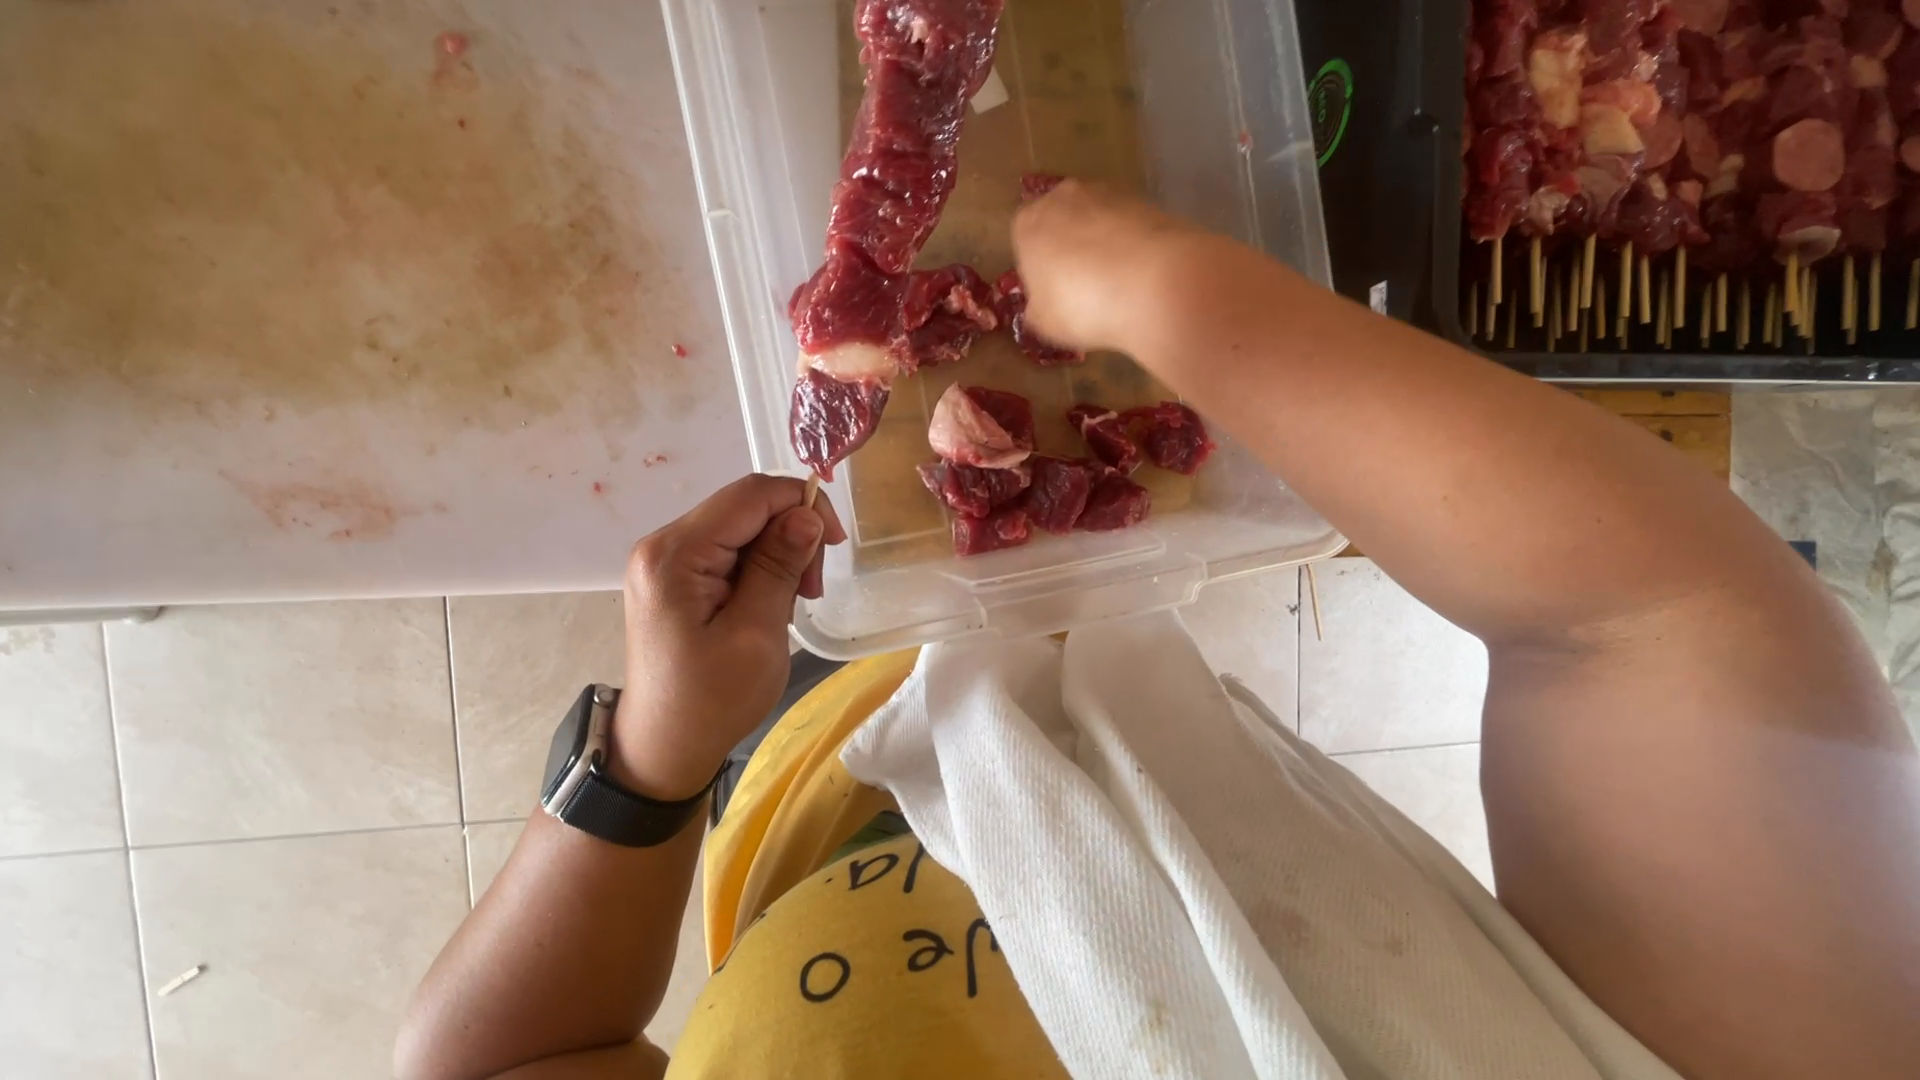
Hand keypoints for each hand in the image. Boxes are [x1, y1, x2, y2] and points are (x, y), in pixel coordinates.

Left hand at [608, 475, 846, 800]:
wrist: (664, 748)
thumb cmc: (712, 700)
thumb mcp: (756, 634)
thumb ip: (778, 566)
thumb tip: (806, 513)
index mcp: (675, 553)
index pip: (751, 494)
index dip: (802, 504)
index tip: (837, 544)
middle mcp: (663, 544)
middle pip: (746, 507)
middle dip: (791, 535)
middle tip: (812, 590)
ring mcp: (665, 560)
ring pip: (741, 528)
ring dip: (779, 554)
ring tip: (792, 603)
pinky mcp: (674, 577)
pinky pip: (729, 551)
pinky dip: (760, 568)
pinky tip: (769, 602)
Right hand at [1010, 179, 1200, 351]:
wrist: (1154, 285)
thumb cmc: (1082, 306)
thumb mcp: (1044, 322)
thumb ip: (1036, 308)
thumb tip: (1041, 305)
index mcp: (1028, 223)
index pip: (1024, 237)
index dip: (1037, 264)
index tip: (1051, 289)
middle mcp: (1063, 197)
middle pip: (1061, 220)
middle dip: (1069, 246)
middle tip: (1083, 285)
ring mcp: (1107, 193)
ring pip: (1096, 218)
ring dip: (1102, 242)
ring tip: (1116, 281)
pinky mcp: (1146, 199)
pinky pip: (1128, 224)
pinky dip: (1130, 242)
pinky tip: (1139, 273)